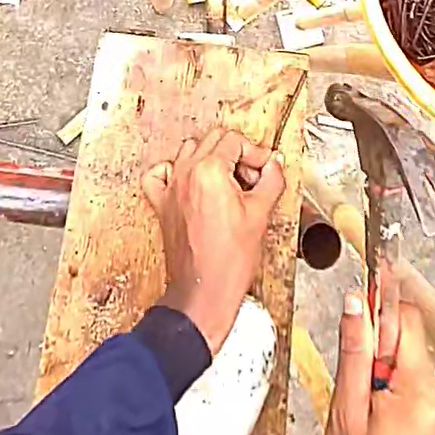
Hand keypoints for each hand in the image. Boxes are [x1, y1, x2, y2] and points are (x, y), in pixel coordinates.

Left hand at [142, 127, 286, 353]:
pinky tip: (191, 182)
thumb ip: (271, 179)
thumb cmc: (229, 260)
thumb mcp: (260, 214)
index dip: (255, 154)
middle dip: (236, 154)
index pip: (235, 141)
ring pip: (189, 150)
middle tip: (251, 178)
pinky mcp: (162, 204)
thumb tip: (275, 163)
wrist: (203, 295)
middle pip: (214, 139)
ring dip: (210, 158)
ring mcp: (171, 187)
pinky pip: (159, 173)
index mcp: (209, 170)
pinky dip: (173, 170)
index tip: (265, 170)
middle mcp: (186, 173)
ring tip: (228, 182)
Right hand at [325, 284, 434, 434]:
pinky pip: (425, 398)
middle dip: (384, 351)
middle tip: (362, 380)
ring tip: (372, 412)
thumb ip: (355, 350)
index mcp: (421, 396)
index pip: (409, 319)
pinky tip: (387, 426)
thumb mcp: (348, 409)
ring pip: (417, 371)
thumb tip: (357, 300)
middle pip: (413, 345)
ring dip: (393, 379)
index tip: (365, 302)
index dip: (383, 310)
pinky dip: (405, 401)